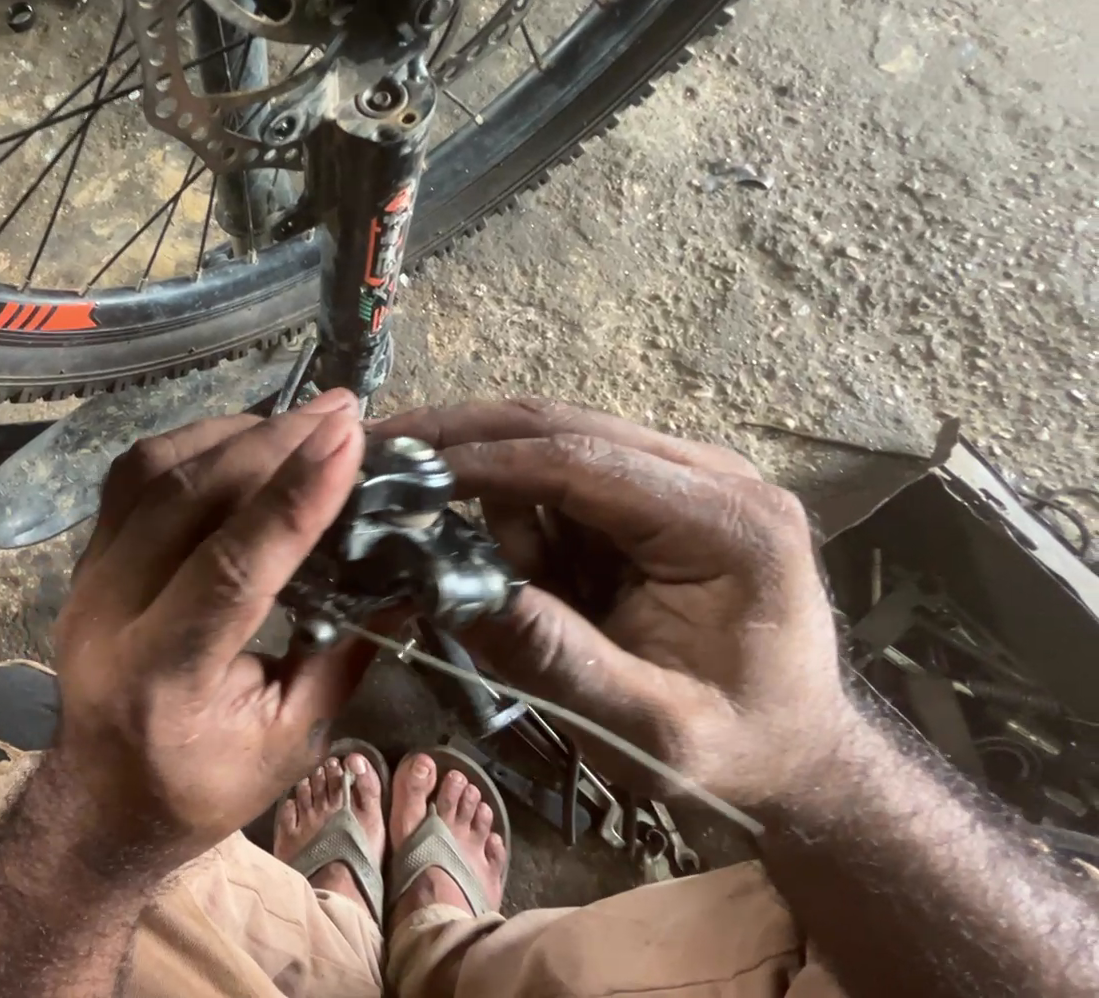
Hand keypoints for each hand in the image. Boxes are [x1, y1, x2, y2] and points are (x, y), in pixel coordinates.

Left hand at [45, 391, 375, 872]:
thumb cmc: (198, 787)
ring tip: (299, 418)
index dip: (292, 499)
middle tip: (340, 411)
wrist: (99, 798)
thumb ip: (340, 657)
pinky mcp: (84, 560)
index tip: (348, 439)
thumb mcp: (285, 744)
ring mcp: (87, 578)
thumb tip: (400, 580)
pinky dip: (189, 444)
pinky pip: (130, 478)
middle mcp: (109, 613)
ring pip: (150, 473)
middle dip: (271, 443)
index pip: (230, 568)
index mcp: (163, 676)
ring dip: (230, 432)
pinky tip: (238, 436)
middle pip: (186, 499)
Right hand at [374, 399, 859, 808]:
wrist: (791, 746)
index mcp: (728, 524)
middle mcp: (710, 475)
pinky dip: (515, 513)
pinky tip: (540, 573)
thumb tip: (451, 590)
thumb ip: (557, 660)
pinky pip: (552, 477)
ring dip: (499, 502)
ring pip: (545, 446)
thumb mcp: (648, 727)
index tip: (401, 473)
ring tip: (526, 588)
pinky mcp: (649, 488)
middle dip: (461, 436)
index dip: (483, 462)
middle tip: (378, 446)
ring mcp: (679, 474)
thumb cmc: (732, 743)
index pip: (580, 461)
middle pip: (557, 424)